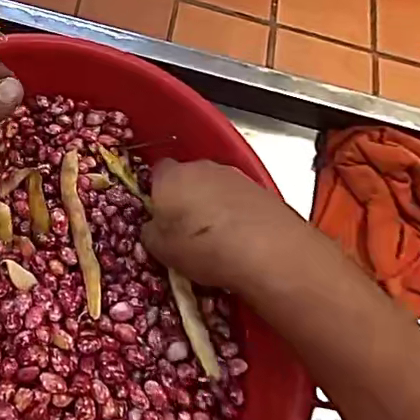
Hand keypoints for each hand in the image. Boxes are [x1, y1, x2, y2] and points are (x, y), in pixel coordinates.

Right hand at [141, 159, 362, 300]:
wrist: (269, 252)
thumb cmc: (203, 247)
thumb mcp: (160, 249)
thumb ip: (151, 232)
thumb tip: (154, 228)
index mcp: (170, 176)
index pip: (155, 173)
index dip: (155, 193)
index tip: (158, 215)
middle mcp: (201, 167)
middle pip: (187, 178)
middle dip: (185, 198)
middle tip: (184, 230)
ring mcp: (235, 176)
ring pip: (215, 188)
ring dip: (213, 206)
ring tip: (216, 240)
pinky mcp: (262, 191)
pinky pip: (240, 201)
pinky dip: (237, 215)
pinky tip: (240, 240)